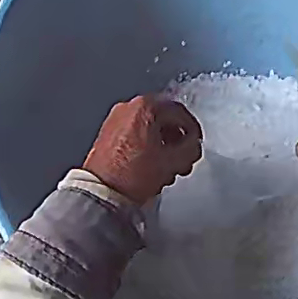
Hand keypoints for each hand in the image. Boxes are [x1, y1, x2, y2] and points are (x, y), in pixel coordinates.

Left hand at [84, 94, 202, 203]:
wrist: (101, 191)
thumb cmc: (129, 175)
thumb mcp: (173, 162)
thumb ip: (191, 148)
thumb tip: (193, 145)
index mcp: (145, 107)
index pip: (180, 112)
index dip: (193, 130)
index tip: (196, 143)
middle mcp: (128, 108)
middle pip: (164, 118)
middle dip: (177, 139)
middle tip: (183, 156)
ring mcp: (116, 120)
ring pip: (150, 127)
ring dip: (163, 144)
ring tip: (168, 165)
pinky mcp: (108, 134)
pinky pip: (135, 133)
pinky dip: (148, 145)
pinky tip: (151, 165)